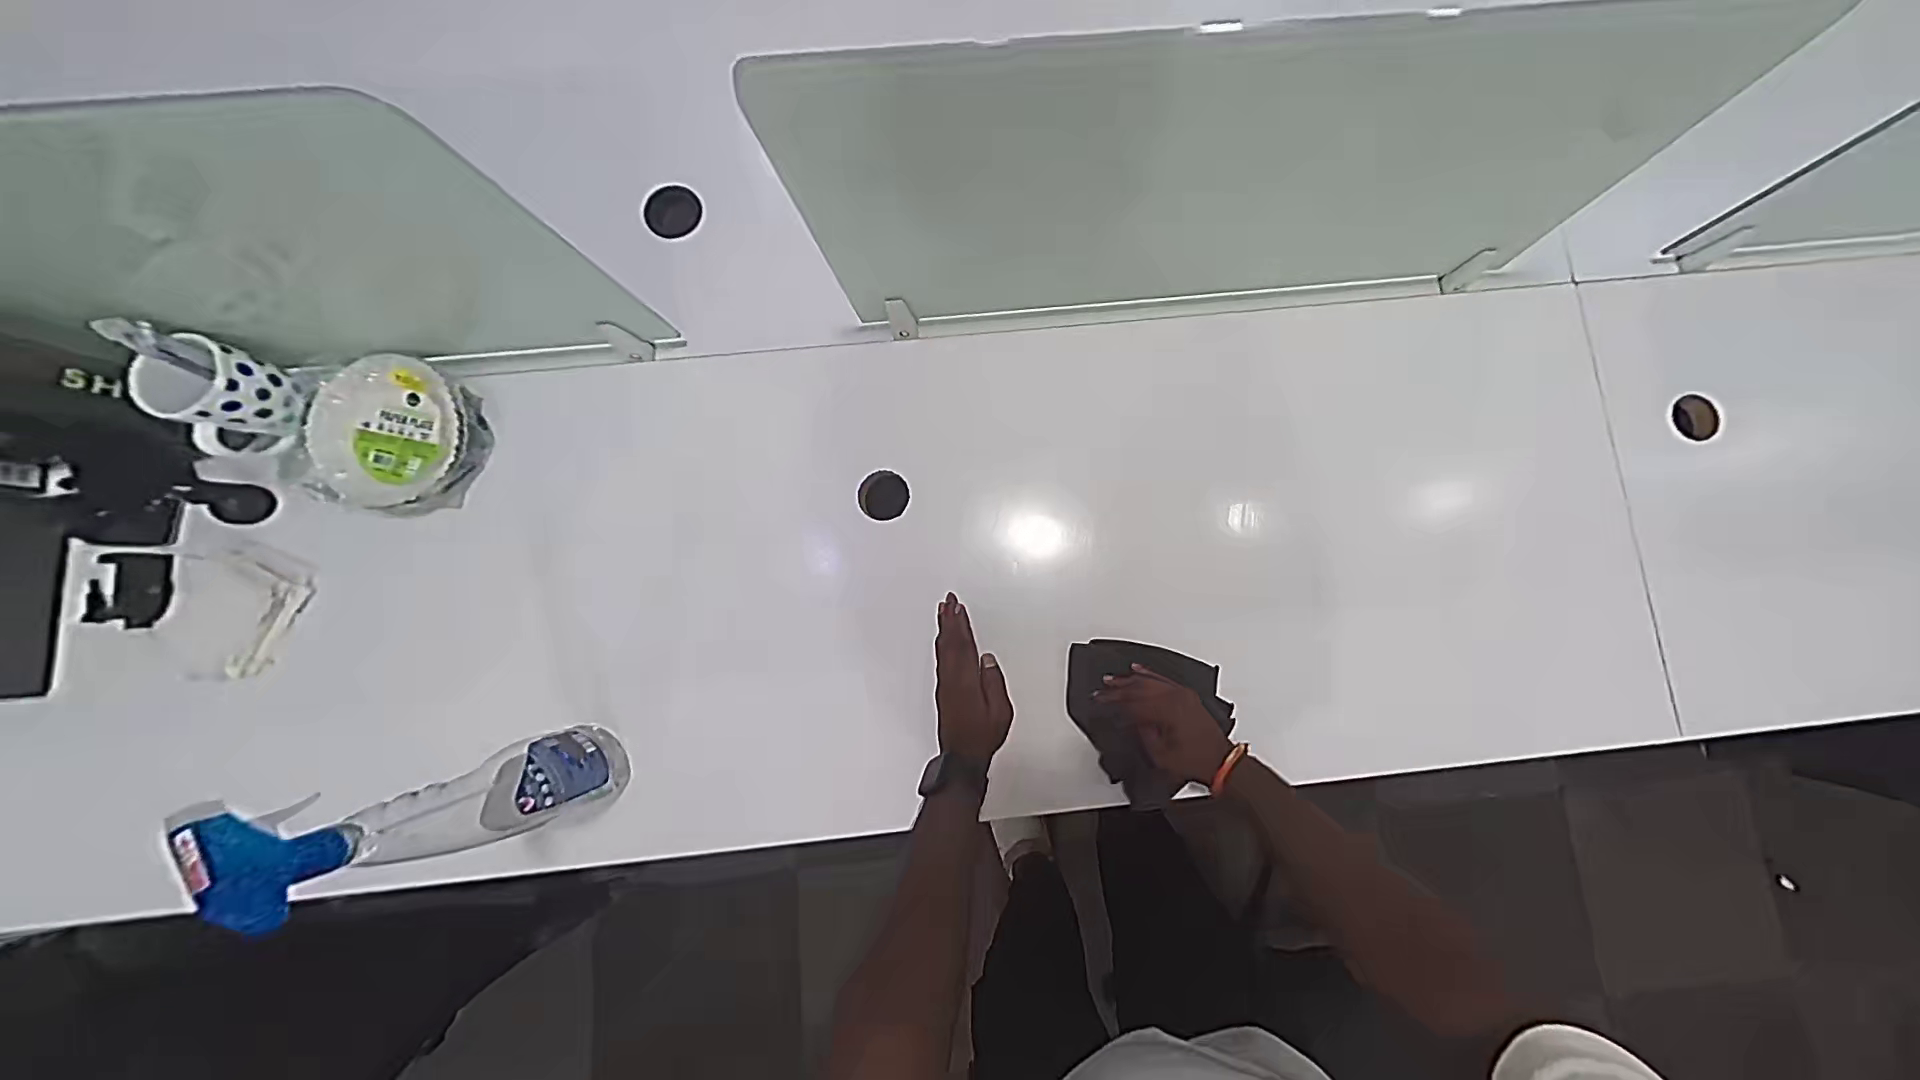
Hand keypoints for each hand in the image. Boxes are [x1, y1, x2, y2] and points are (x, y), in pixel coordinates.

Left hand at [935, 593, 1013, 761]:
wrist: (962, 756)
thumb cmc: (981, 735)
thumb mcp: (1000, 710)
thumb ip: (993, 682)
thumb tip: (987, 660)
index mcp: (966, 680)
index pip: (963, 644)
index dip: (960, 622)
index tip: (958, 605)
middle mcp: (951, 679)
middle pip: (949, 642)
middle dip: (949, 619)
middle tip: (948, 601)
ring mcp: (945, 684)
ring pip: (943, 649)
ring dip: (943, 628)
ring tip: (943, 612)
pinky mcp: (943, 690)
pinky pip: (941, 658)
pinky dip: (942, 643)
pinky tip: (943, 639)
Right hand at [1092, 665, 1234, 785]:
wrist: (1220, 762)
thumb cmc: (1196, 761)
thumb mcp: (1160, 755)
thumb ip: (1142, 734)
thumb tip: (1129, 720)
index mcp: (1168, 711)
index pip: (1132, 703)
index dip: (1113, 703)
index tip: (1101, 702)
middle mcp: (1175, 698)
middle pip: (1138, 689)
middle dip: (1117, 689)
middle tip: (1101, 691)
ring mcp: (1182, 694)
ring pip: (1149, 681)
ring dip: (1128, 680)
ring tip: (1111, 679)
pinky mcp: (1186, 695)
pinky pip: (1163, 679)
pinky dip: (1148, 673)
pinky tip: (1136, 669)